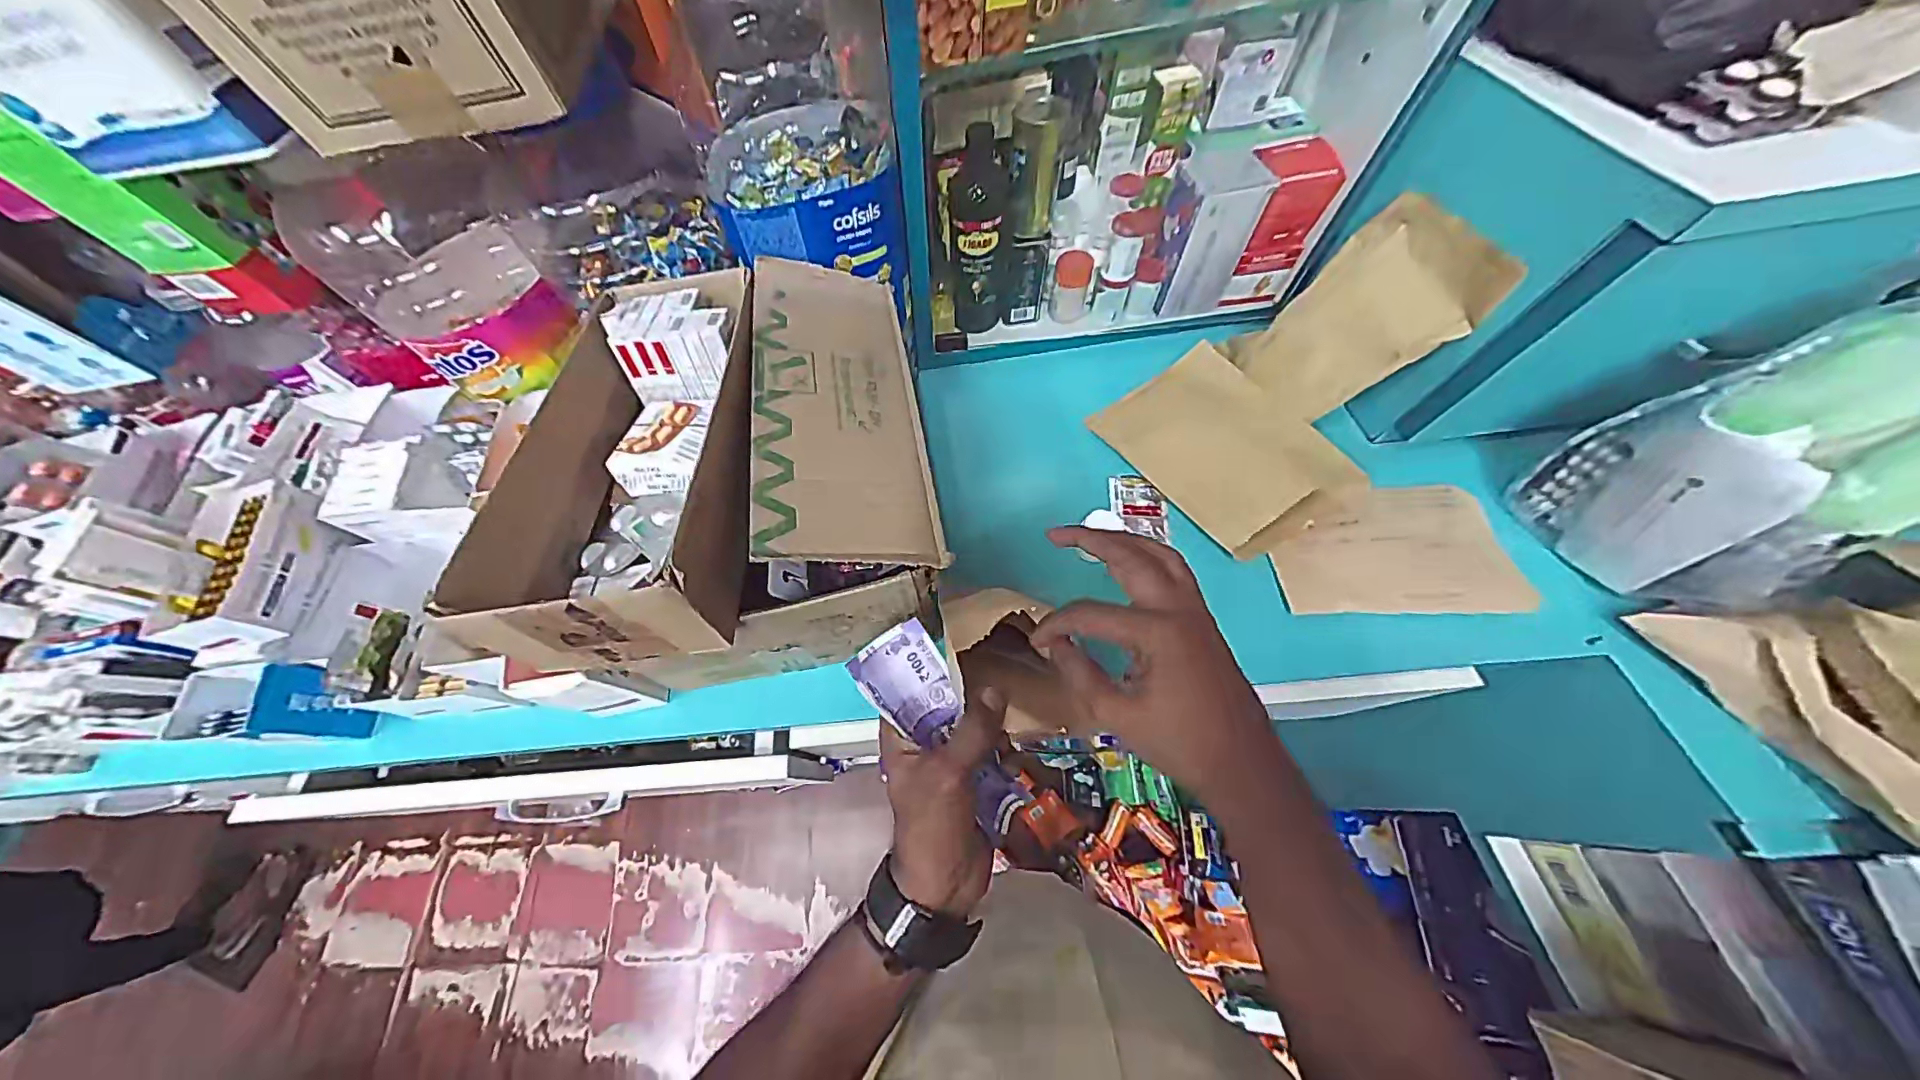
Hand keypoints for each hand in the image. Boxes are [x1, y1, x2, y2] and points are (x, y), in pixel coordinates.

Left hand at [878, 686, 1007, 918]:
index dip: (932, 668)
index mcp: (902, 737)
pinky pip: (991, 751)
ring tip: (1016, 705)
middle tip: (1002, 669)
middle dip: (974, 694)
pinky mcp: (976, 778)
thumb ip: (972, 731)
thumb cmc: (931, 827)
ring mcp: (951, 760)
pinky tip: (1020, 743)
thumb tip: (995, 690)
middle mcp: (924, 742)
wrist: (945, 885)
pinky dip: (1005, 747)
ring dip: (994, 722)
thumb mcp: (948, 773)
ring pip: (974, 726)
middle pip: (949, 705)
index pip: (911, 689)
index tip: (962, 645)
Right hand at [1030, 526, 1277, 803]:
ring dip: (1125, 540)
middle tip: (1056, 533)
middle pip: (1132, 557)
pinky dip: (1149, 556)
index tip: (1037, 643)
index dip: (1056, 625)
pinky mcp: (1203, 620)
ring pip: (1160, 554)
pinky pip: (1175, 571)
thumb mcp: (1117, 716)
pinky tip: (1132, 562)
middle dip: (1091, 539)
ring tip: (1093, 536)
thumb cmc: (1180, 745)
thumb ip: (1080, 674)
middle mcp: (1179, 609)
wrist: (1243, 764)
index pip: (1090, 614)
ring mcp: (1196, 611)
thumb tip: (1055, 645)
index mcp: (1157, 632)